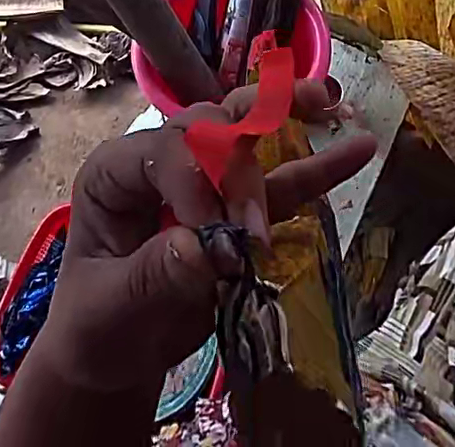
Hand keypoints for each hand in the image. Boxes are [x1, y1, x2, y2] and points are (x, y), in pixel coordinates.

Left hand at [22, 77, 374, 394]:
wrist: (117, 356)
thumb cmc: (97, 328)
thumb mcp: (105, 312)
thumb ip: (151, 278)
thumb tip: (207, 247)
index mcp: (116, 170)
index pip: (166, 149)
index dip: (200, 188)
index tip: (218, 252)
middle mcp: (161, 159)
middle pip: (208, 129)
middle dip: (241, 167)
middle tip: (255, 226)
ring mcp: (204, 177)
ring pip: (246, 132)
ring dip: (288, 113)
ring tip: (330, 98)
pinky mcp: (237, 206)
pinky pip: (279, 181)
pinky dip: (318, 168)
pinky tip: (356, 148)